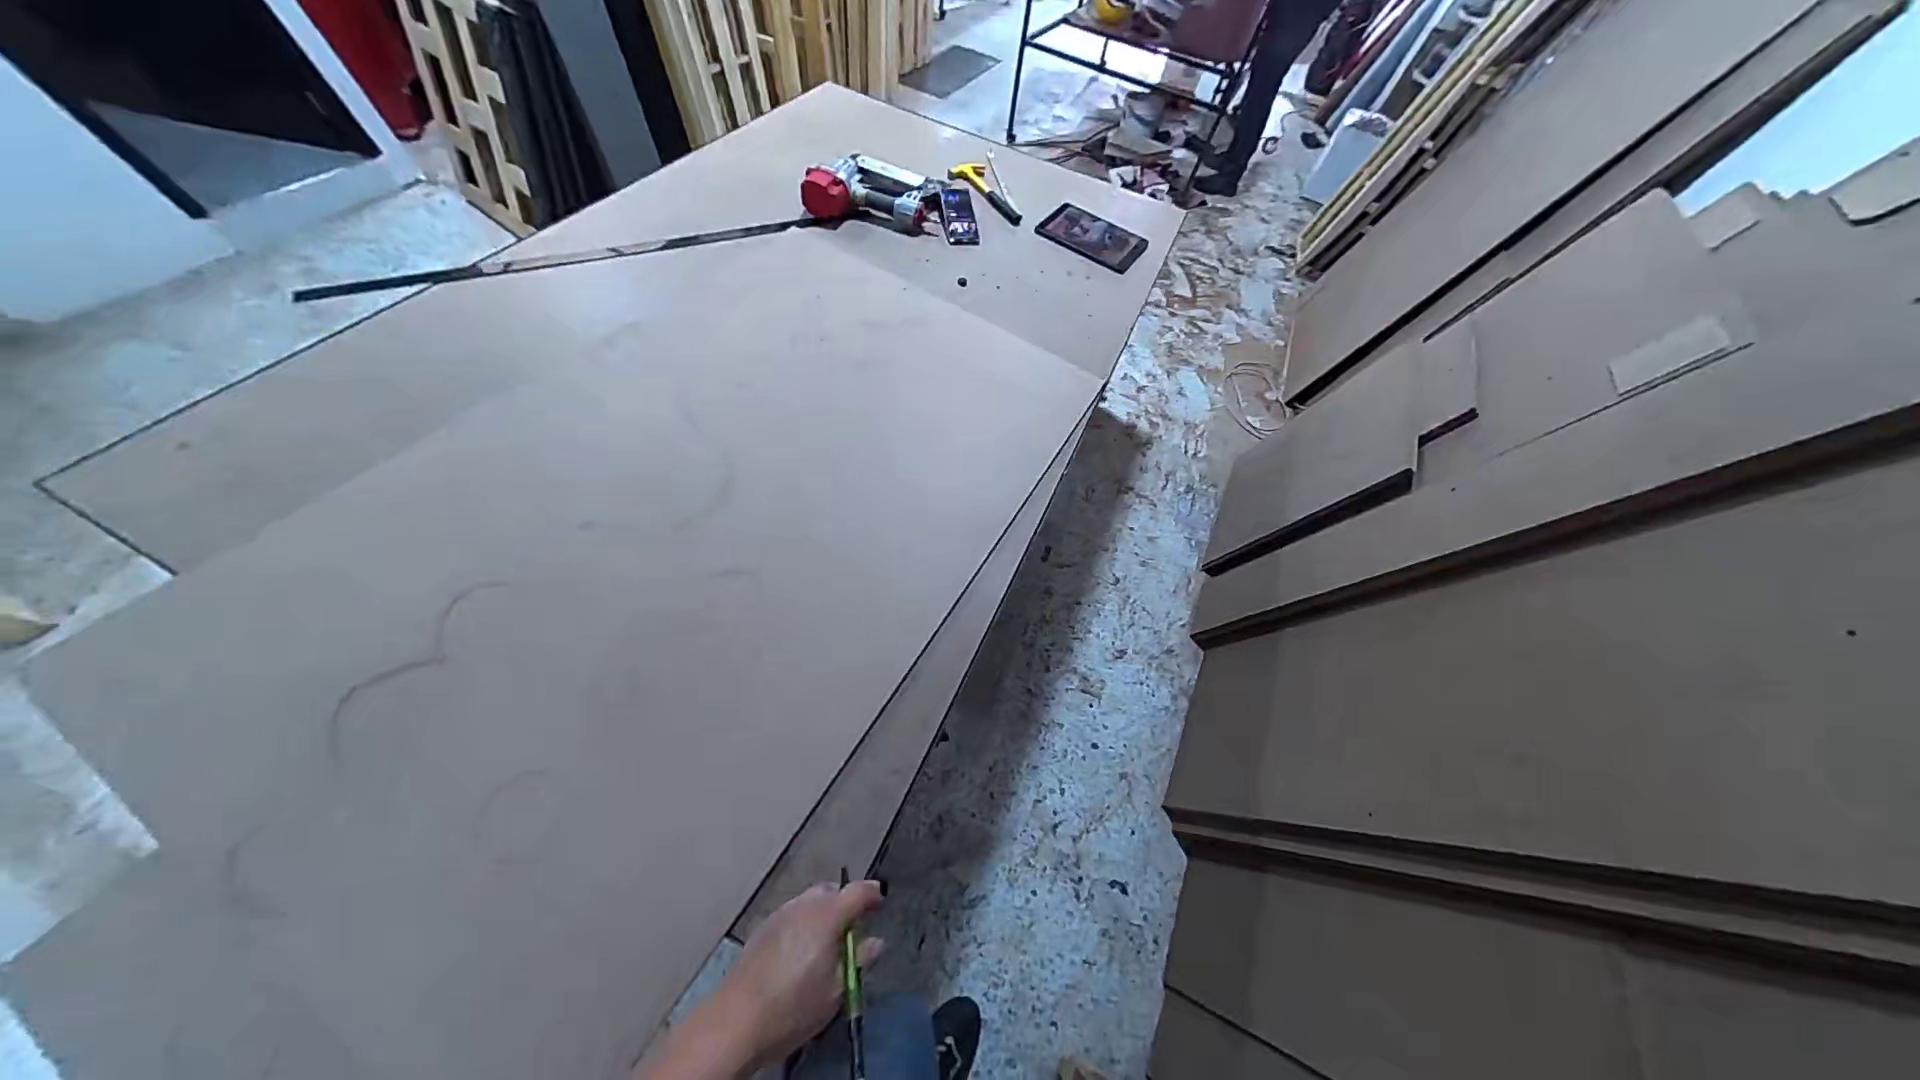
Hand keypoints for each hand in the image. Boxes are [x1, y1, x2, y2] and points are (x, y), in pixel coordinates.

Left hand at [710, 880, 885, 1070]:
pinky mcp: (763, 928)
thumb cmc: (793, 1007)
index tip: (880, 904)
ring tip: (825, 945)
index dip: (873, 894)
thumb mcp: (836, 990)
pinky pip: (793, 914)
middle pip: (832, 891)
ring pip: (810, 901)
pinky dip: (803, 923)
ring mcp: (780, 913)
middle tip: (851, 933)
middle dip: (845, 904)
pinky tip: (799, 953)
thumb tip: (875, 942)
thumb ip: (858, 960)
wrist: (735, 1022)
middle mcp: (804, 905)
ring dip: (823, 913)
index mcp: (828, 915)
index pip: (858, 890)